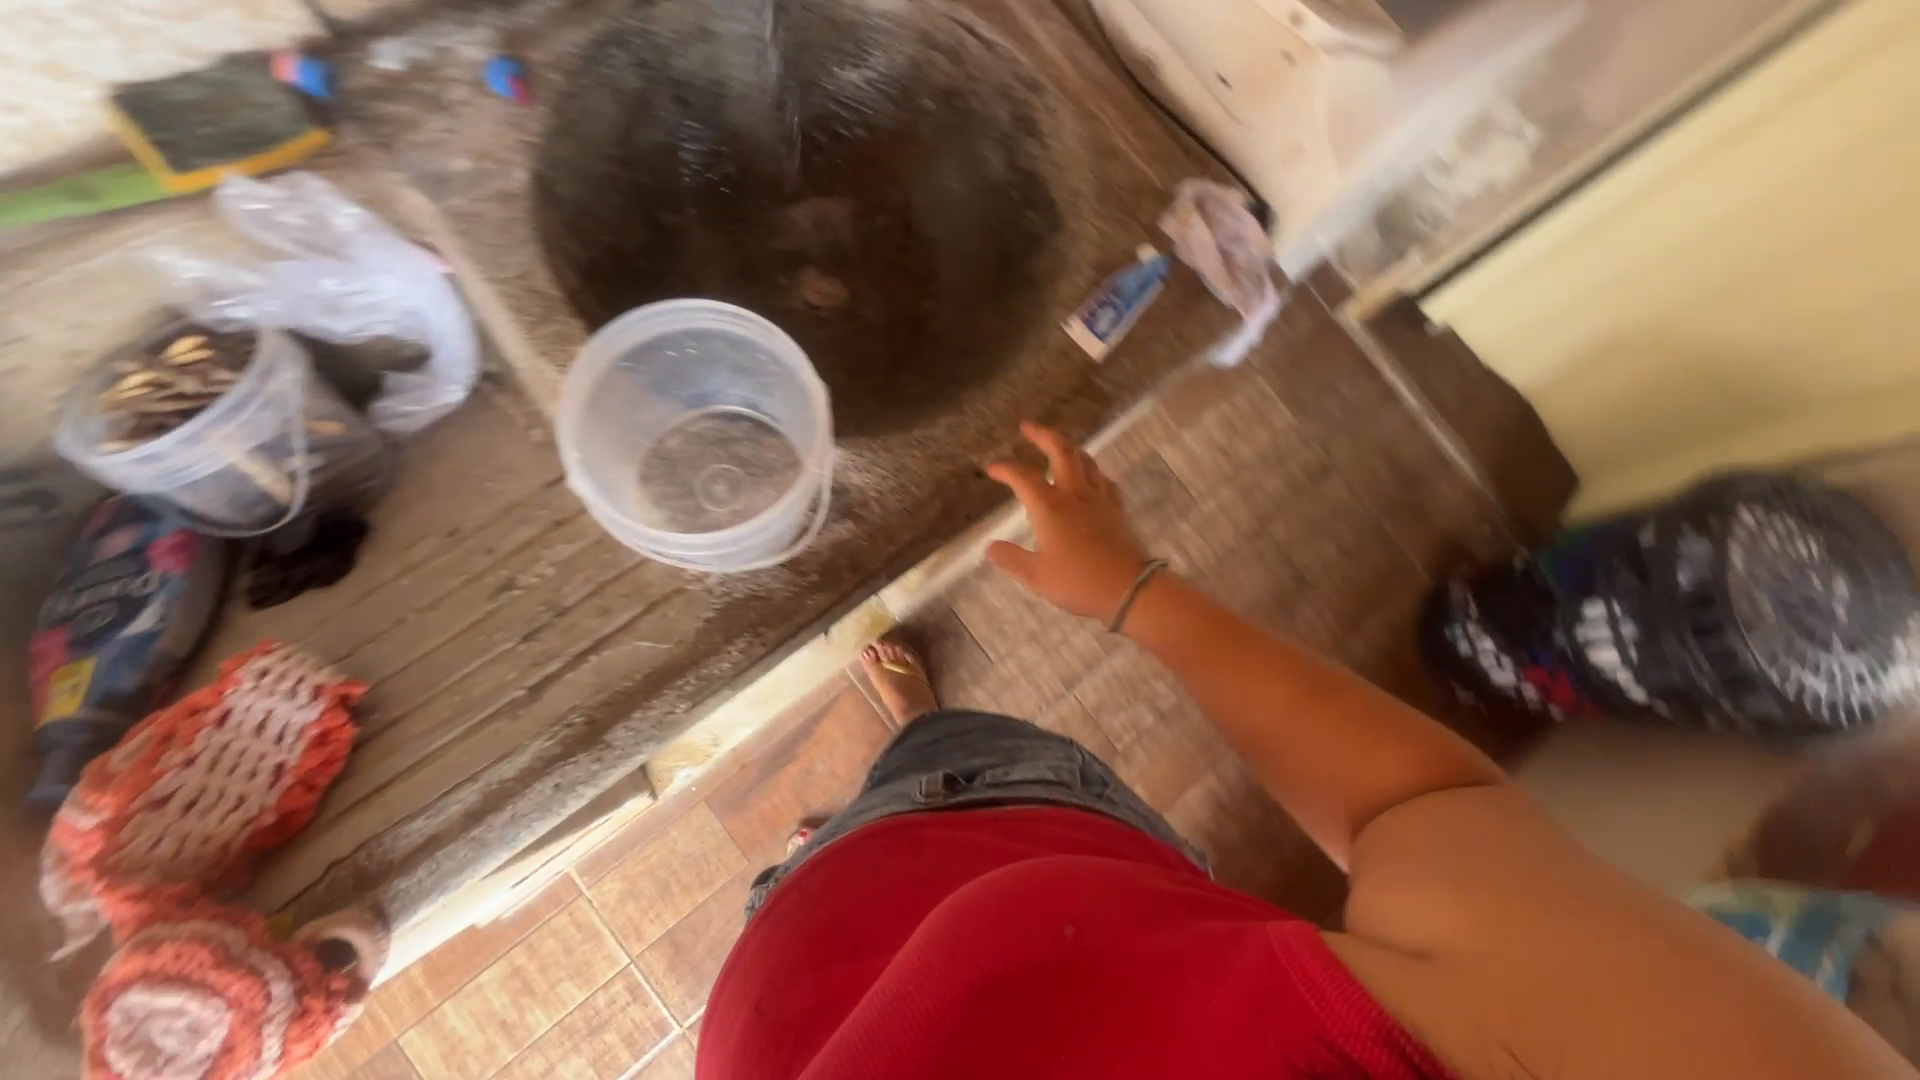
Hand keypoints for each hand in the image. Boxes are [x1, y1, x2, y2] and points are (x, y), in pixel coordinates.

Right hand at [985, 422, 1151, 621]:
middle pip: (1061, 452)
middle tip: (1028, 427)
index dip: (1005, 469)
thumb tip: (990, 547)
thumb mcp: (1037, 576)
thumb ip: (1012, 559)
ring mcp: (1100, 500)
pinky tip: (1091, 479)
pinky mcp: (1117, 510)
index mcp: (1050, 507)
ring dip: (1069, 448)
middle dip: (1043, 435)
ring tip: (1059, 446)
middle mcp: (1074, 495)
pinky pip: (1104, 481)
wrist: (1129, 589)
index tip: (991, 468)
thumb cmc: (1079, 582)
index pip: (1023, 477)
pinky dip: (1093, 473)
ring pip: (1086, 461)